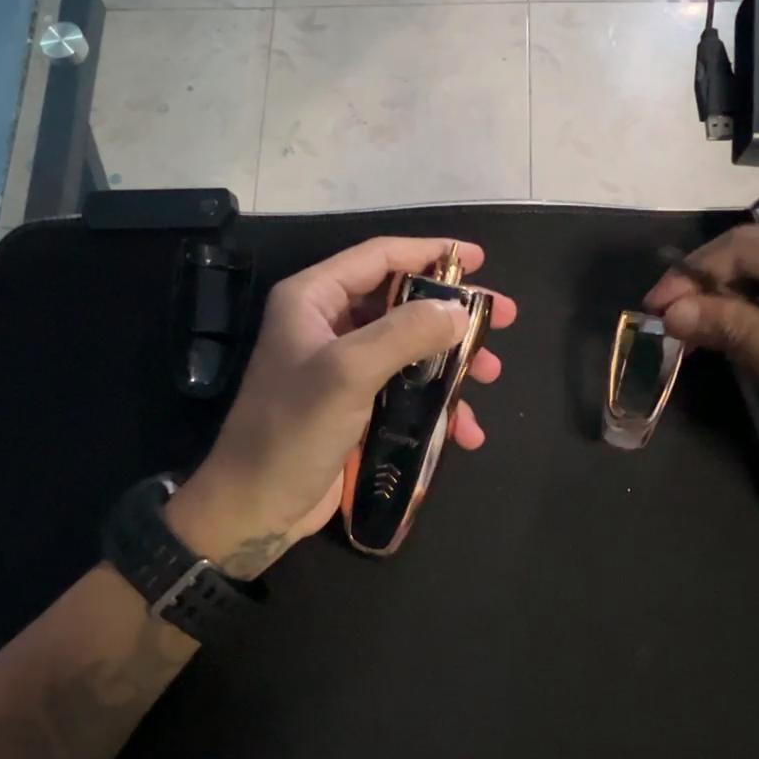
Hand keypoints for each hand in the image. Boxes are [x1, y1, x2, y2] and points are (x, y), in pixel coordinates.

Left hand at [166, 237, 515, 578]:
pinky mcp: (352, 408)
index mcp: (312, 299)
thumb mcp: (348, 373)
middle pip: (401, 302)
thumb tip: (458, 311)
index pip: (379, 257)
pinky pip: (402, 392)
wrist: (256, 505)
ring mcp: (339, 369)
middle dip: (451, 314)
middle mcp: (325, 325)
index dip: (431, 253)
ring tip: (489, 378)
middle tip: (503, 321)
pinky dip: (434, 406)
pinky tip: (464, 433)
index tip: (481, 262)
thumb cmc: (292, 431)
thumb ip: (404, 333)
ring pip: (408, 349)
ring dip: (450, 363)